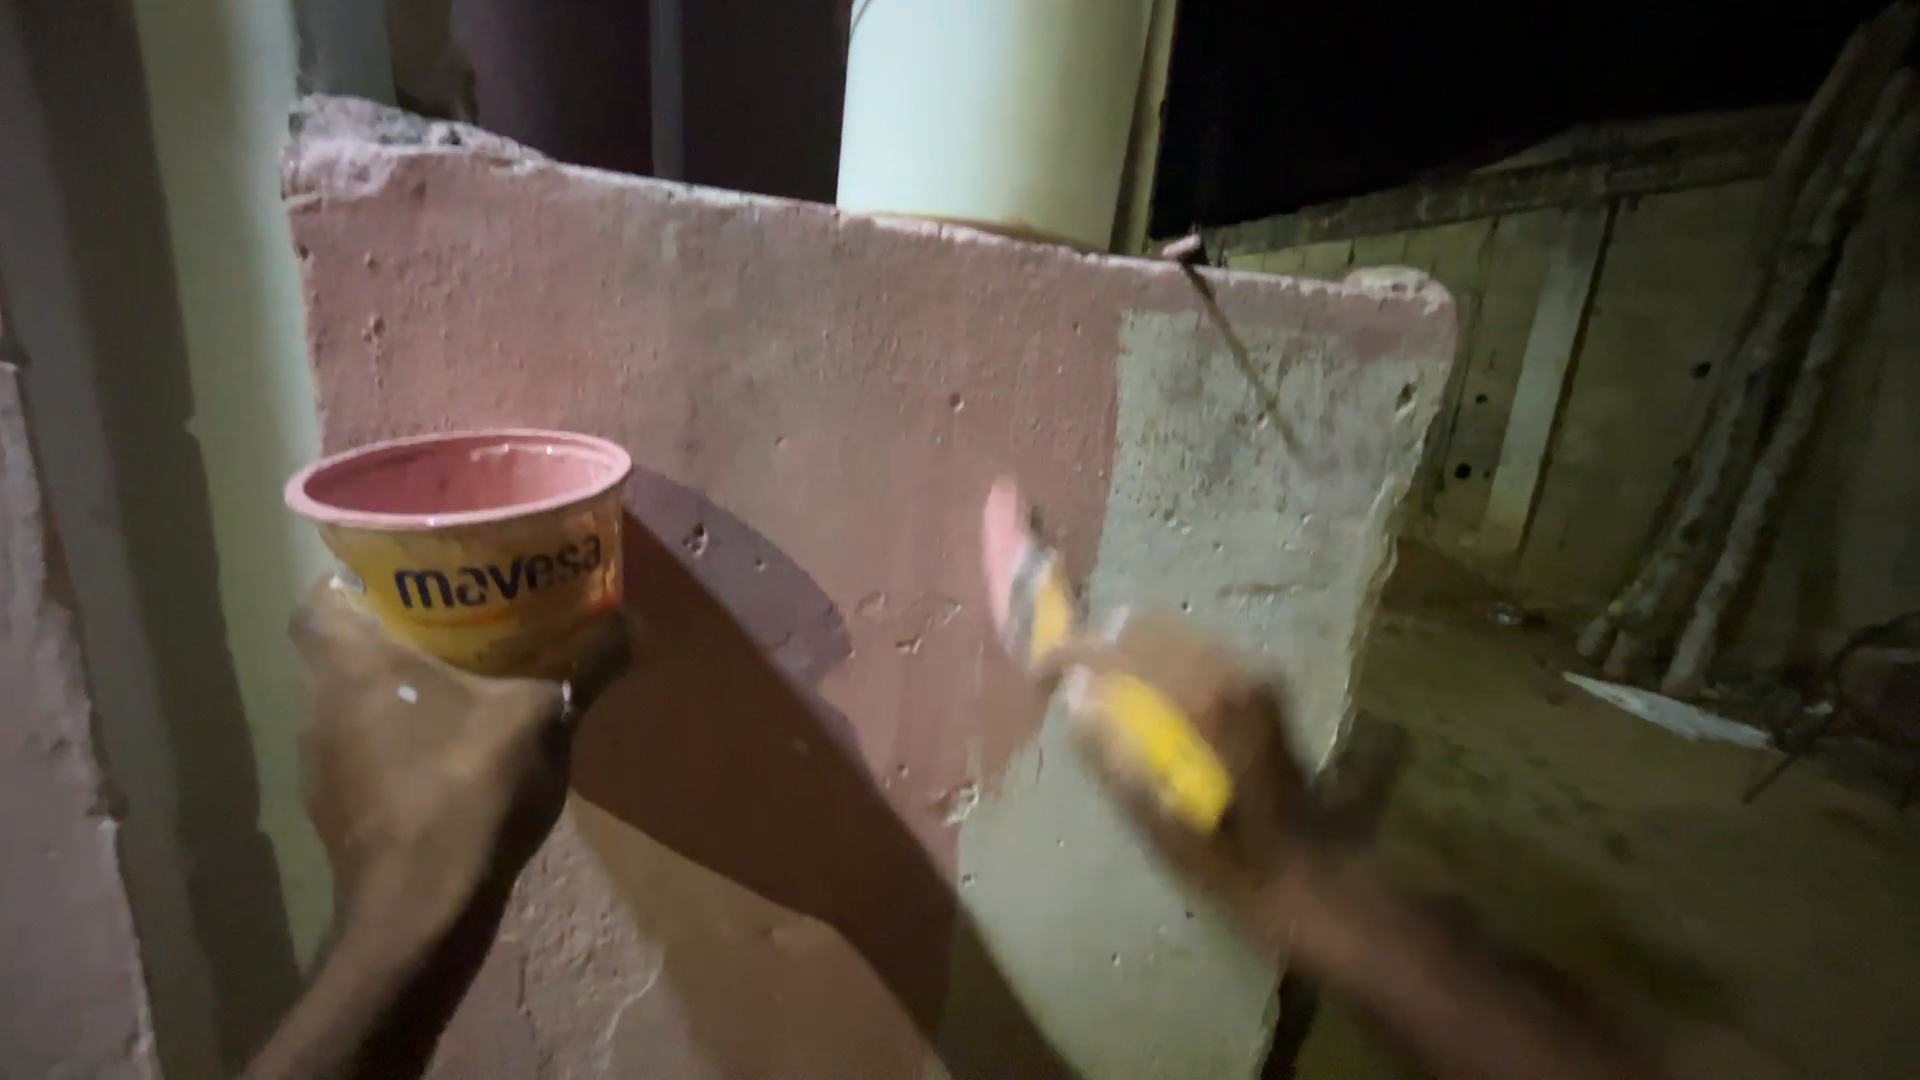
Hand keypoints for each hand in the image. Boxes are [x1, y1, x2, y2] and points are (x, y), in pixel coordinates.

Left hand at [291, 582, 625, 928]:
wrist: (424, 909)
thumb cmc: (473, 785)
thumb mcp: (548, 712)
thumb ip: (589, 662)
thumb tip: (634, 622)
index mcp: (355, 668)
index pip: (321, 599)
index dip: (360, 579)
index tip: (419, 574)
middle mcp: (322, 708)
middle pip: (346, 647)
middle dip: (403, 628)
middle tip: (470, 616)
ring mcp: (326, 765)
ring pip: (358, 699)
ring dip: (406, 683)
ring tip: (473, 675)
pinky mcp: (343, 808)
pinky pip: (371, 745)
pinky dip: (408, 732)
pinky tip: (460, 744)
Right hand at [1045, 611, 1317, 957]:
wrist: (1307, 869)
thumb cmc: (1226, 855)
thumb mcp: (1152, 818)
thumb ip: (1107, 752)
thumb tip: (1073, 696)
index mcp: (1198, 700)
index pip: (1116, 648)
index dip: (1070, 653)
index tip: (1040, 672)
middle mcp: (1225, 670)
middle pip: (1141, 626)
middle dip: (1097, 643)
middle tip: (1068, 674)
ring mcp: (1247, 671)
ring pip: (1168, 632)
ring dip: (1127, 649)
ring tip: (1098, 681)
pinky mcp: (1258, 681)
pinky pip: (1192, 648)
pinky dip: (1157, 658)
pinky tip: (1143, 691)